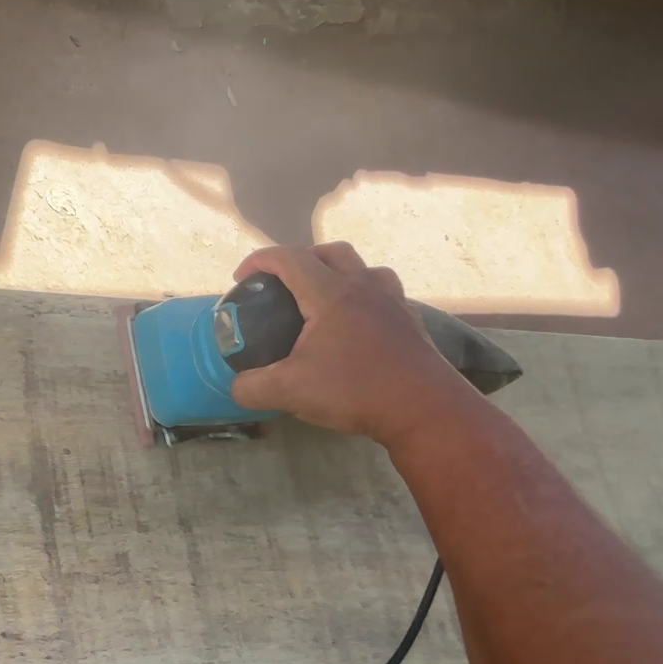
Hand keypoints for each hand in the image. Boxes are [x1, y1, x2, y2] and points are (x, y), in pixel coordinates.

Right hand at [228, 243, 486, 448]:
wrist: (424, 410)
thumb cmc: (354, 391)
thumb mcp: (286, 392)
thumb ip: (250, 386)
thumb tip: (238, 385)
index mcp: (331, 295)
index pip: (290, 259)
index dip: (259, 261)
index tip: (240, 278)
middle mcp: (364, 289)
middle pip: (331, 253)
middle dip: (300, 260)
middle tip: (281, 284)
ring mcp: (392, 303)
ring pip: (364, 269)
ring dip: (338, 273)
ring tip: (320, 299)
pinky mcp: (410, 323)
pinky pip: (383, 294)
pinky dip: (361, 297)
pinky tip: (351, 325)